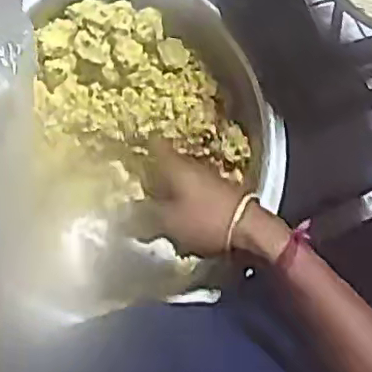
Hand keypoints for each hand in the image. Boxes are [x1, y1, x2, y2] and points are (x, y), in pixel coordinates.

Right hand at [140, 141, 286, 259]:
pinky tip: (173, 213)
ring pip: (178, 176)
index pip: (156, 146)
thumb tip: (124, 215)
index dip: (141, 144)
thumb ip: (144, 218)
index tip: (127, 145)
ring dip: (164, 186)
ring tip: (150, 201)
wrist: (248, 228)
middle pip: (165, 162)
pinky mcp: (216, 192)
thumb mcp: (169, 223)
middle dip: (150, 171)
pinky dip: (178, 197)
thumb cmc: (205, 219)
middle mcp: (191, 165)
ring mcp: (206, 176)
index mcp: (177, 166)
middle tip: (133, 180)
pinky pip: (189, 190)